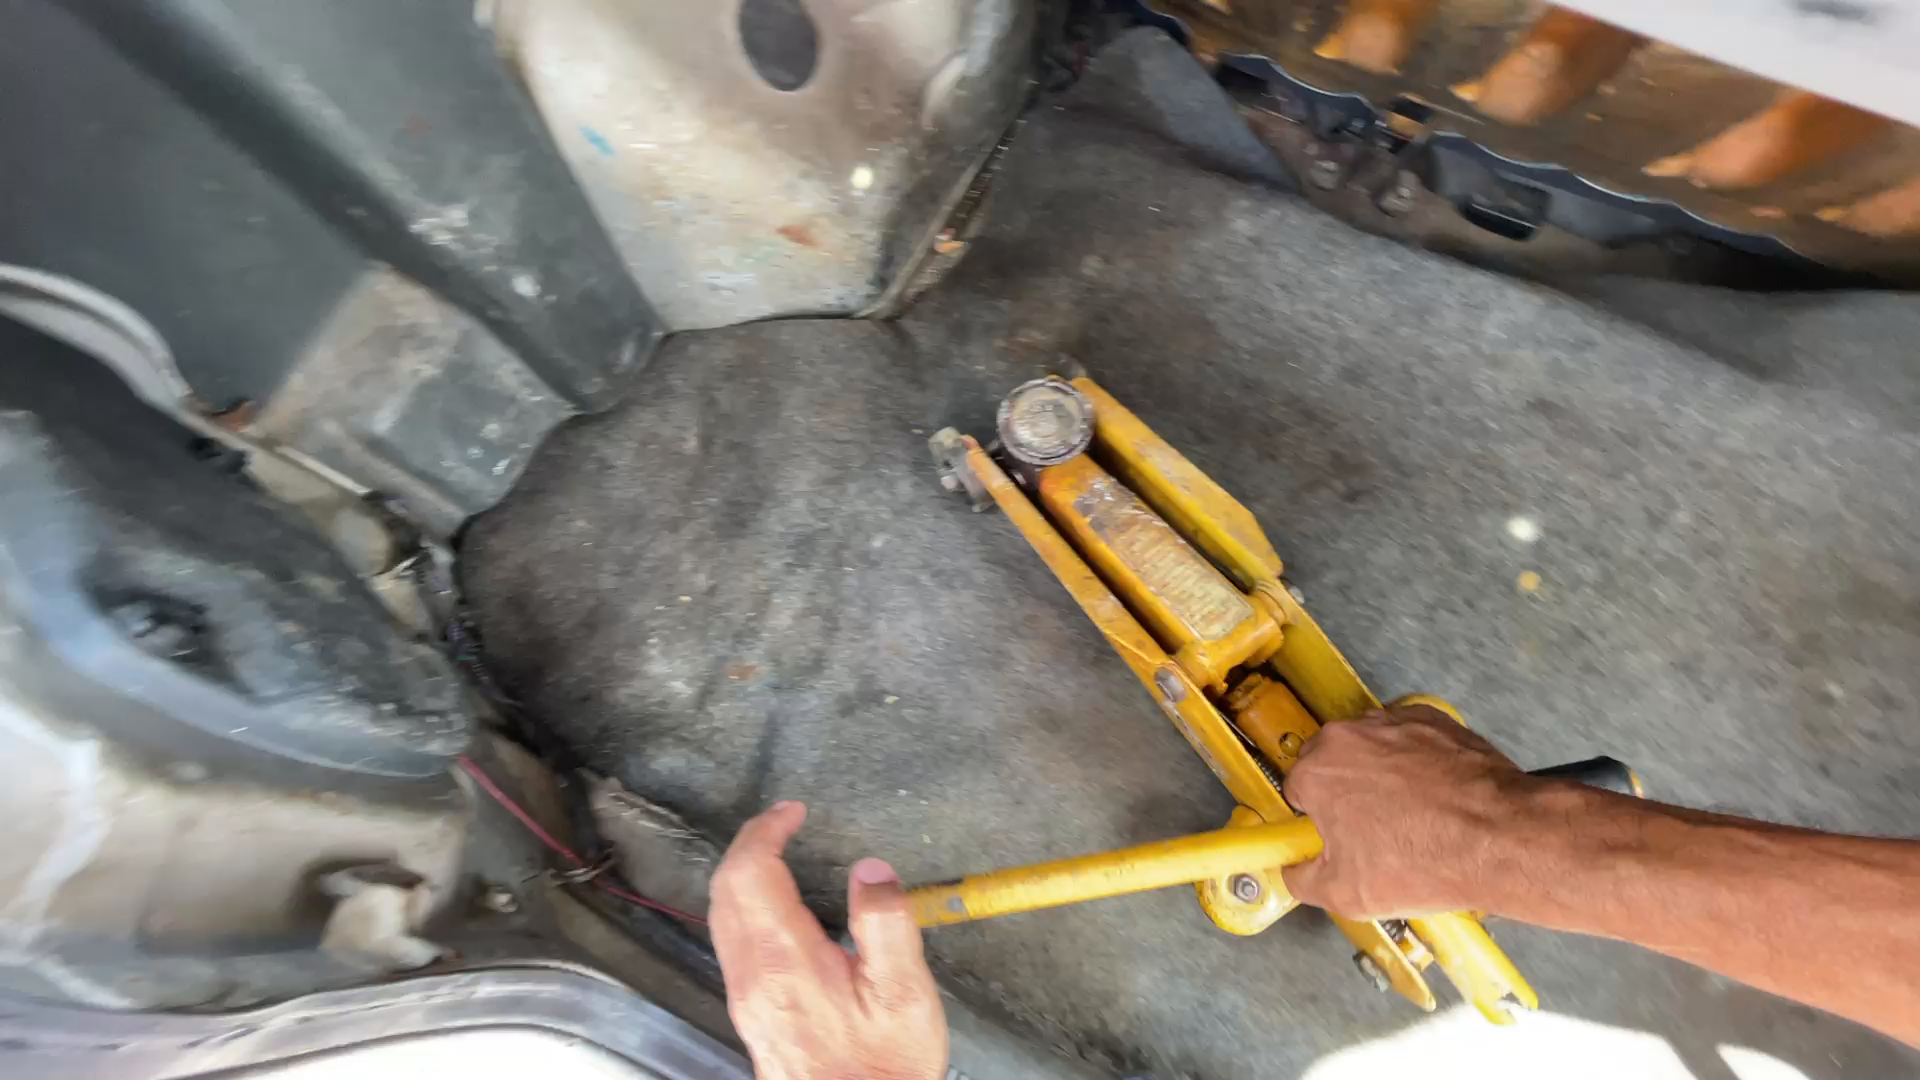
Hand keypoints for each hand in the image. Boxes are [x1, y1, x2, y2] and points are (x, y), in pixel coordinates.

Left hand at [709, 801, 946, 1079]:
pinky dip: (746, 896)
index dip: (766, 831)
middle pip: (725, 888)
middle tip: (785, 818)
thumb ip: (887, 924)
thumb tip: (869, 867)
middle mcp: (752, 974)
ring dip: (744, 868)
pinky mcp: (752, 1009)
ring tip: (778, 845)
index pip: (750, 873)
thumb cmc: (883, 1064)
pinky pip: (731, 934)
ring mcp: (746, 994)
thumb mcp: (903, 992)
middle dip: (750, 841)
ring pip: (722, 912)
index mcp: (783, 959)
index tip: (794, 810)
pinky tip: (775, 898)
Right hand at [1280, 705, 1532, 917]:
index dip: (1319, 816)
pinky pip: (1407, 735)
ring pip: (1368, 746)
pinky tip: (1437, 789)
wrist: (1506, 839)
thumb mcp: (1347, 895)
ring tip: (1415, 809)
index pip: (1298, 790)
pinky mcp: (1427, 717)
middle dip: (1345, 788)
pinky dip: (1416, 756)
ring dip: (1379, 769)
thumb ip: (1300, 880)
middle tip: (1378, 825)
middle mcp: (1343, 737)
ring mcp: (1387, 722)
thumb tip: (1293, 871)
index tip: (1342, 834)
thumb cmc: (1425, 861)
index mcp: (1314, 773)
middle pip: (1330, 761)